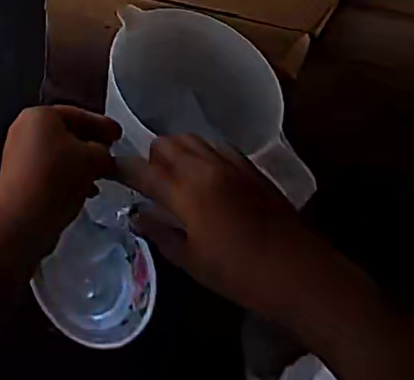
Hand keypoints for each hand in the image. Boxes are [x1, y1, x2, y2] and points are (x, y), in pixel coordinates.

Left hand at [0, 105, 118, 310]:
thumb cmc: (57, 176)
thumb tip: (103, 154)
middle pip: (66, 132)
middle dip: (91, 144)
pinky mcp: (20, 176)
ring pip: (59, 154)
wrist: (22, 215)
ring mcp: (20, 152)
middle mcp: (25, 128)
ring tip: (103, 175)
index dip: (101, 123)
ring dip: (82, 163)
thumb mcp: (91, 159)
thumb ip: (103, 151)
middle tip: (113, 152)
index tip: (119, 133)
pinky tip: (86, 191)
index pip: (76, 114)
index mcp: (40, 115)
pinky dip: (69, 176)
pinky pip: (51, 170)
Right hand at [119, 134, 334, 316]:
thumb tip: (136, 217)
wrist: (303, 274)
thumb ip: (161, 235)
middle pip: (163, 144)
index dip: (121, 168)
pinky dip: (204, 152)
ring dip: (177, 151)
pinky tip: (209, 173)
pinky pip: (217, 144)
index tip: (110, 170)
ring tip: (180, 175)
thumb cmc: (242, 275)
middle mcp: (202, 168)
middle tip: (154, 183)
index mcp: (183, 192)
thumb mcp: (194, 263)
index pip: (140, 170)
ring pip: (189, 138)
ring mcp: (228, 163)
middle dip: (151, 158)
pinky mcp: (250, 166)